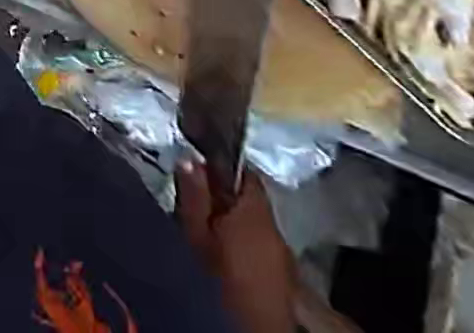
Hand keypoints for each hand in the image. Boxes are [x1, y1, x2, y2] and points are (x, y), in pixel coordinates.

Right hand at [177, 162, 300, 332]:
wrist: (253, 331)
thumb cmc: (221, 279)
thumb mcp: (196, 235)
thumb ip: (194, 195)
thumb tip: (189, 158)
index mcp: (255, 210)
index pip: (245, 171)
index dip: (222, 165)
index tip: (199, 168)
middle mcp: (275, 226)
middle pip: (249, 197)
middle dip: (224, 196)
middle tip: (196, 202)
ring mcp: (283, 253)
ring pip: (255, 222)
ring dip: (234, 220)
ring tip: (207, 230)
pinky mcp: (284, 276)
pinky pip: (261, 244)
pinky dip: (244, 242)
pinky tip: (226, 255)